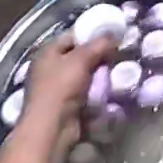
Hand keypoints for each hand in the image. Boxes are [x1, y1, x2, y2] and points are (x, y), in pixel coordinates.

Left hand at [16, 34, 114, 157]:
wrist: (52, 128)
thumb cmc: (61, 87)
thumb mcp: (81, 58)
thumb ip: (99, 44)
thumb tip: (114, 35)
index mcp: (47, 53)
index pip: (71, 36)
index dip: (90, 34)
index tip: (110, 36)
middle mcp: (49, 69)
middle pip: (78, 56)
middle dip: (97, 57)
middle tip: (116, 55)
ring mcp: (56, 89)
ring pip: (83, 75)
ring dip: (98, 75)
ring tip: (115, 73)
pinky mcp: (65, 106)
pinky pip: (85, 93)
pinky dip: (95, 92)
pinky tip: (108, 90)